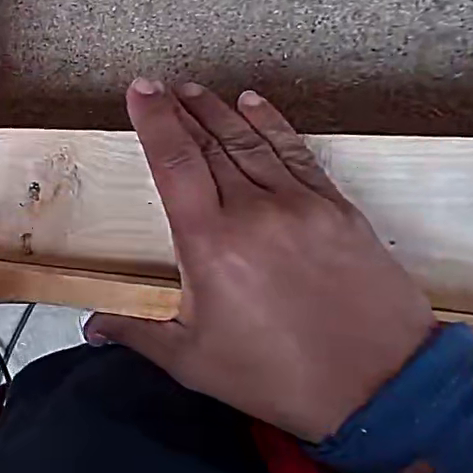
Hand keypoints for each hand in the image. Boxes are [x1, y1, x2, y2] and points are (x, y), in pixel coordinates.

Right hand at [85, 80, 436, 441]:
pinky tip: (252, 103)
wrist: (382, 387)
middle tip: (160, 85)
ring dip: (218, 111)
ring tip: (194, 89)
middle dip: (180, 109)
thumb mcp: (194, 360)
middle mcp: (252, 211)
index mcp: (210, 243)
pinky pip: (296, 152)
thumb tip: (91, 328)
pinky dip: (271, 123)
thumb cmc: (278, 378)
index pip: (174, 162)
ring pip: (249, 141)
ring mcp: (299, 203)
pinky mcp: (335, 207)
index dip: (154, 120)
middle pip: (209, 143)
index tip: (139, 89)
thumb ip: (136, 333)